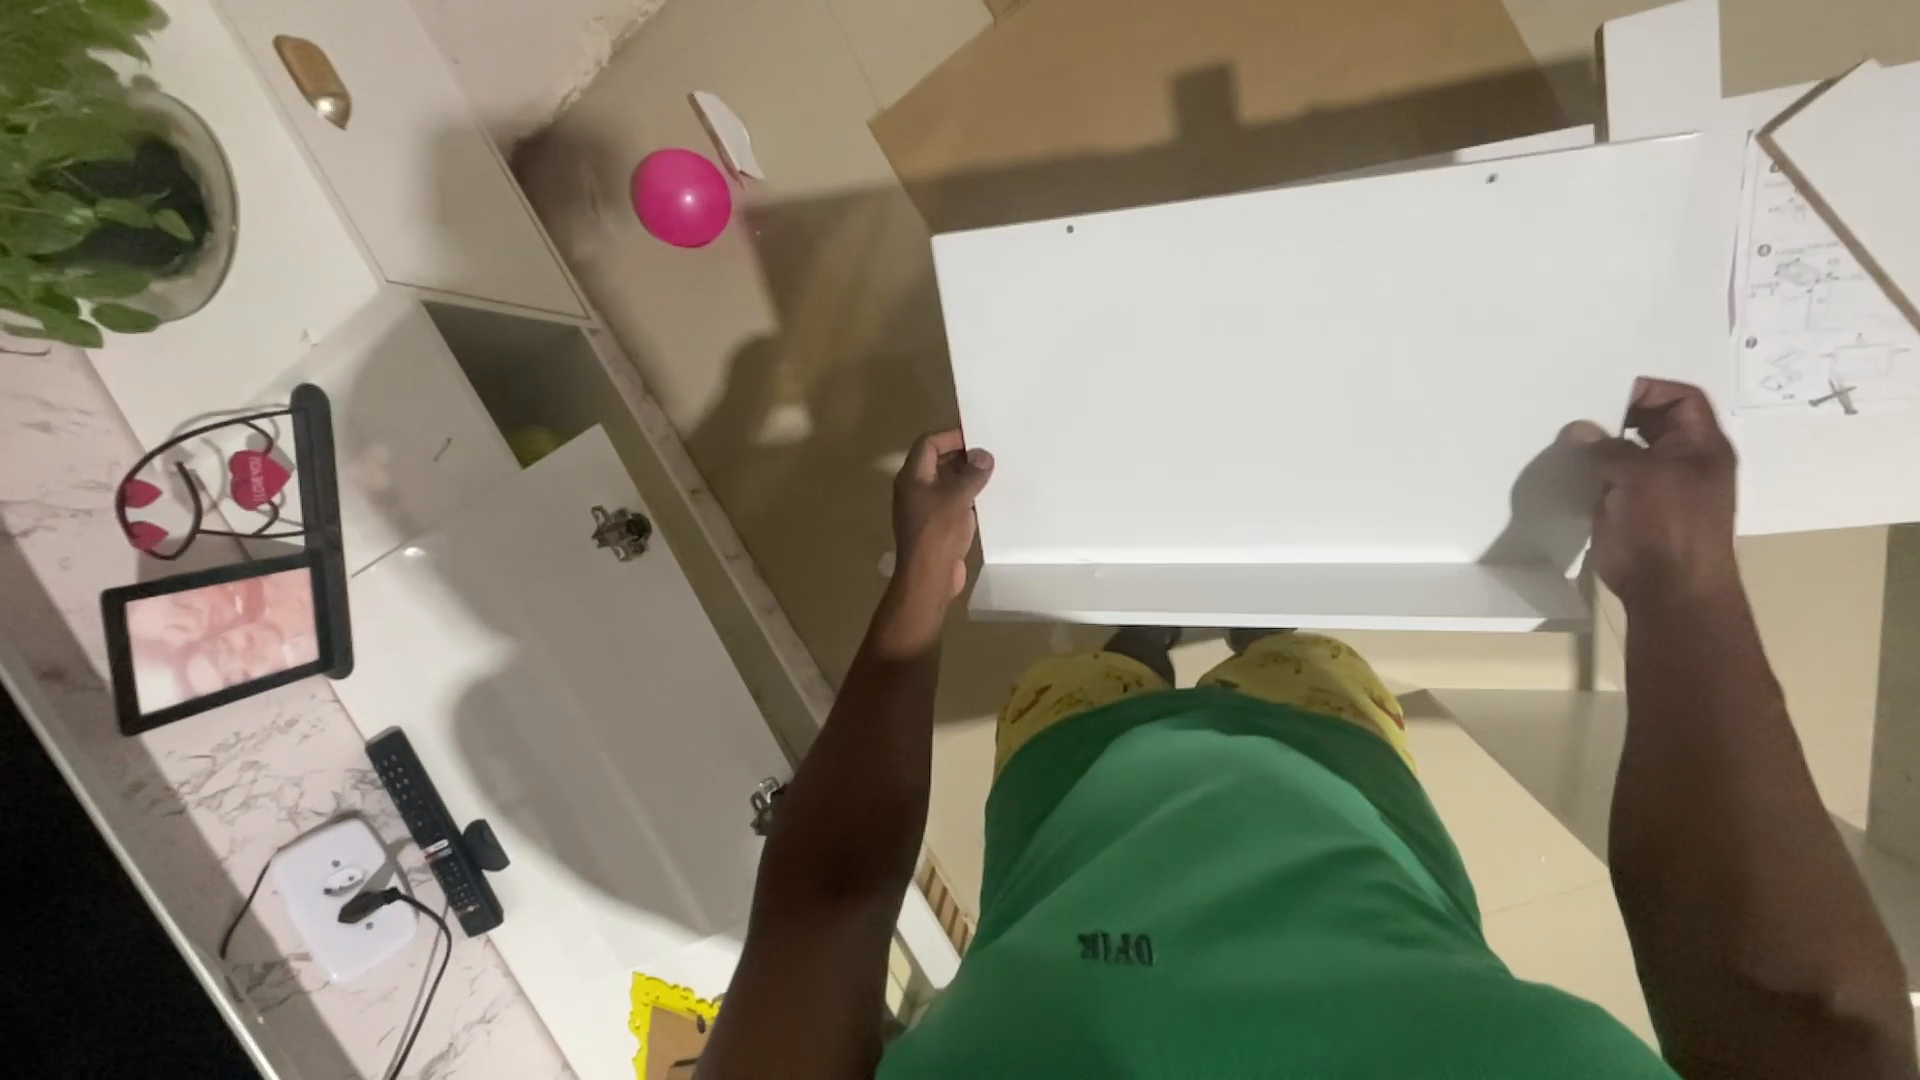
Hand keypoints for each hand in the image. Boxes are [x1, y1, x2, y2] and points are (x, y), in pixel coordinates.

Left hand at [892, 429, 993, 600]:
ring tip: (994, 471)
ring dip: (967, 477)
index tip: (977, 436)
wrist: (929, 576)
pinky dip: (968, 496)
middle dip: (962, 456)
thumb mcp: (957, 497)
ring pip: (947, 483)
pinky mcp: (937, 525)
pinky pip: (953, 502)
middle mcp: (915, 489)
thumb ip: (972, 474)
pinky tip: (989, 497)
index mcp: (912, 477)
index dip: (951, 436)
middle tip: (990, 452)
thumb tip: (984, 456)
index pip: (928, 444)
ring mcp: (925, 508)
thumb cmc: (938, 532)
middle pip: (937, 462)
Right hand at [1572, 378, 1739, 606]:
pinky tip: (1561, 467)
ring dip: (1594, 444)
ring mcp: (1650, 485)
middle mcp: (1678, 461)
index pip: (1680, 399)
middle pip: (1649, 422)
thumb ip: (1610, 449)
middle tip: (1573, 411)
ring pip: (1622, 450)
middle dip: (1614, 414)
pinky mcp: (1624, 506)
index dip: (1648, 389)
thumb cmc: (1669, 526)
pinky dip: (1584, 470)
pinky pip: (1603, 478)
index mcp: (1700, 447)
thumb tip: (1579, 429)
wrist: (1668, 585)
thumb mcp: (1644, 477)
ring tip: (1560, 437)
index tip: (1602, 389)